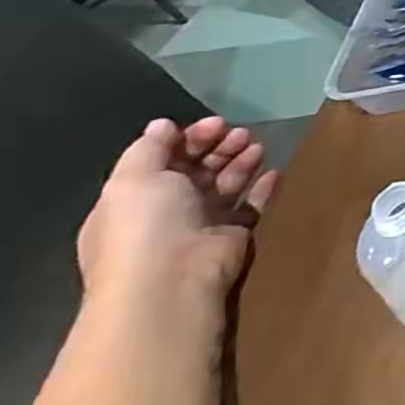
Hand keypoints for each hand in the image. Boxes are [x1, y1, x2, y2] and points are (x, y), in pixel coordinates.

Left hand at [76, 117, 277, 305]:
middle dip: (220, 147)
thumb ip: (147, 147)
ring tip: (257, 147)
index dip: (191, 137)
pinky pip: (251, 207)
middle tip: (241, 134)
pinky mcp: (231, 238)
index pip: (166, 159)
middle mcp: (166, 212)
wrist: (172, 281)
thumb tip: (163, 125)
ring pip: (226, 184)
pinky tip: (272, 173)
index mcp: (135, 200)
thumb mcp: (132, 178)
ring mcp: (200, 226)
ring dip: (242, 162)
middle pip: (199, 169)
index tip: (217, 124)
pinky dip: (262, 189)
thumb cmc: (145, 225)